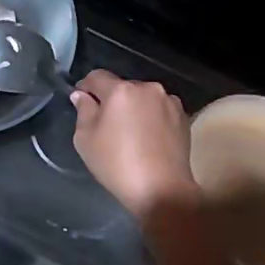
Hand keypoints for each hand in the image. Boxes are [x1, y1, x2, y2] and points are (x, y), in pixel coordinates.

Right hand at [71, 71, 197, 223]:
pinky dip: (149, 118)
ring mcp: (169, 101)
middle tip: (103, 124)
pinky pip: (158, 110)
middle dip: (110, 100)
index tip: (80, 102)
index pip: (96, 76)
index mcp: (121, 91)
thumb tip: (82, 96)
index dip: (84, 87)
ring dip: (132, 108)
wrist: (160, 188)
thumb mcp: (85, 138)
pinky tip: (145, 139)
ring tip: (127, 133)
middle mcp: (148, 89)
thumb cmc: (115, 163)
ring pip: (142, 98)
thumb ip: (83, 110)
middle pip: (122, 87)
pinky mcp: (183, 116)